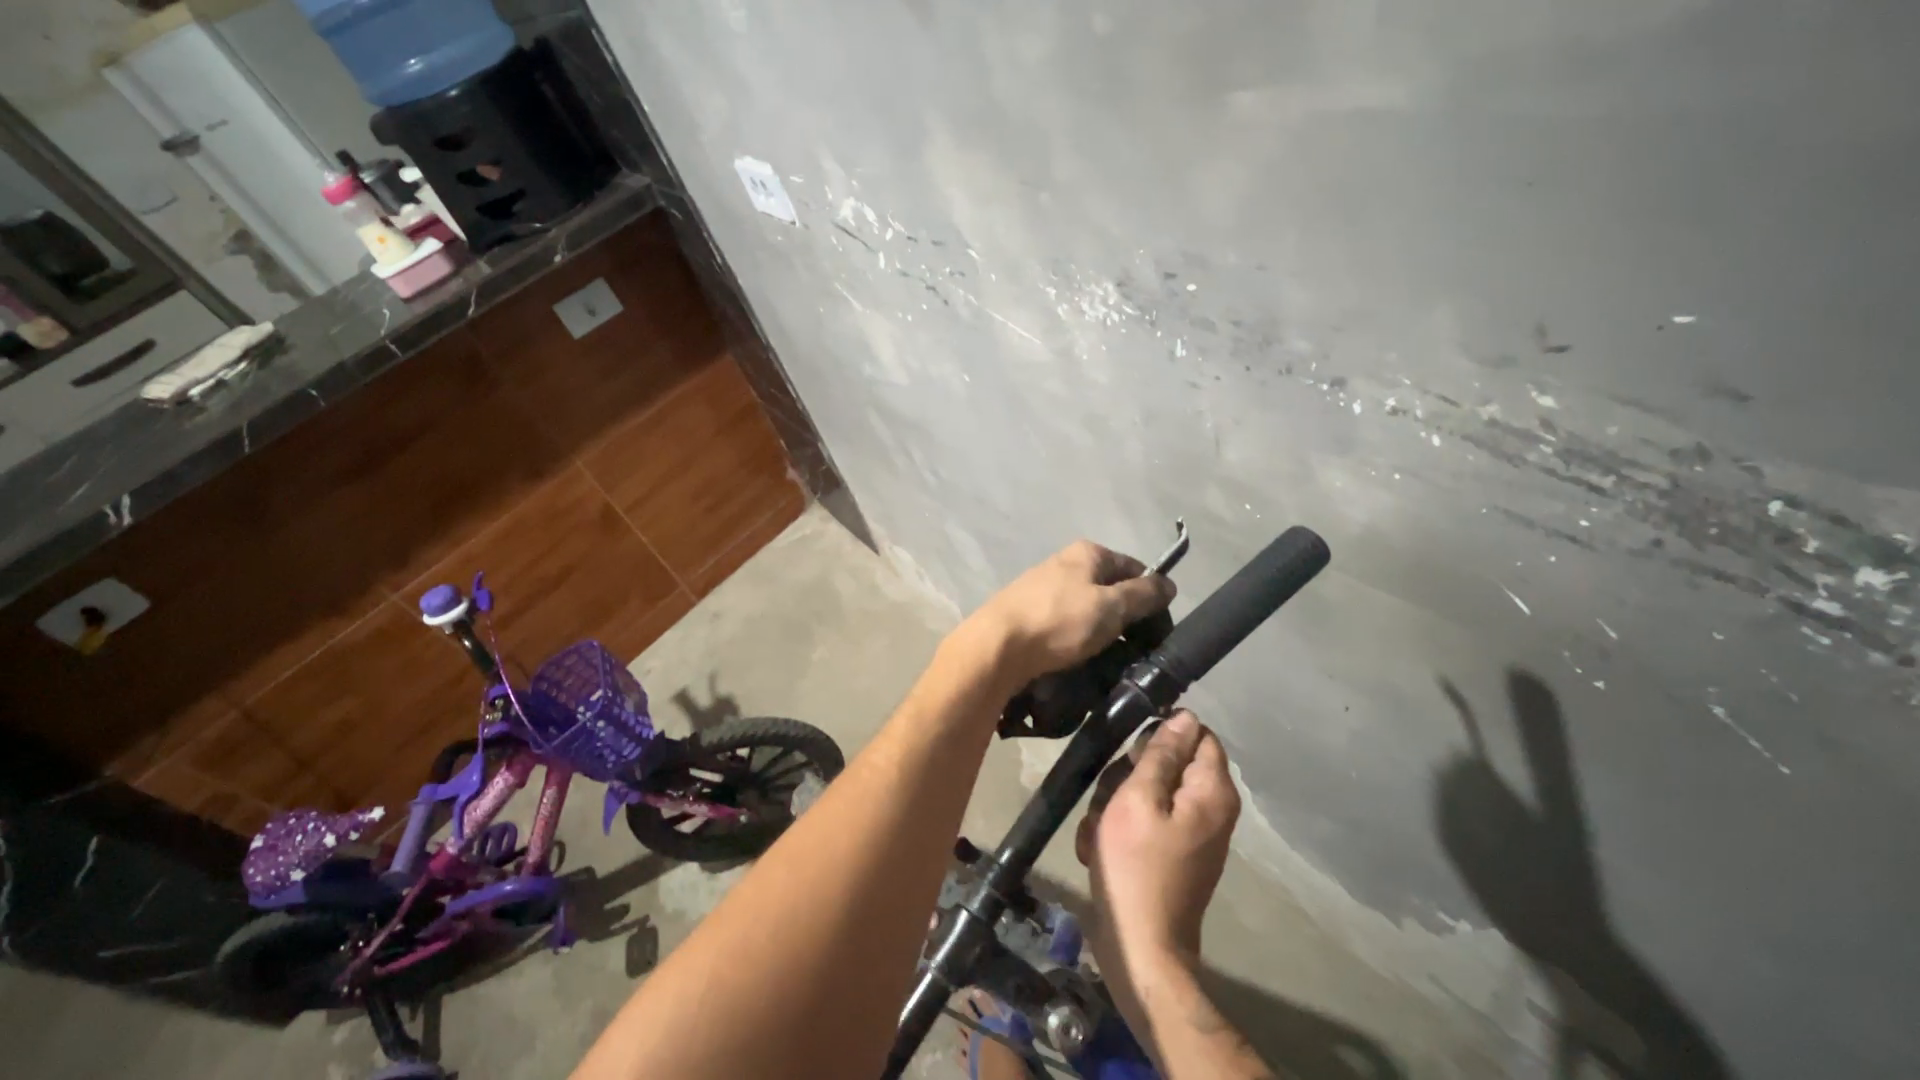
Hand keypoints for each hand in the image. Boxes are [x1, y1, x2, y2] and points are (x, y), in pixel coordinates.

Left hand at [960, 540, 1174, 688]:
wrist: (996, 648)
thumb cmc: (1059, 621)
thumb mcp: (1110, 607)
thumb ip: (1143, 594)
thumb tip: (1169, 584)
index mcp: (1087, 553)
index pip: (1135, 569)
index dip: (1152, 597)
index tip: (1160, 631)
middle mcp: (1064, 564)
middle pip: (1110, 591)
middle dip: (1126, 620)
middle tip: (1137, 652)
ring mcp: (1043, 590)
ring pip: (1087, 612)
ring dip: (1102, 635)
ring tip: (1110, 664)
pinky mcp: (1028, 616)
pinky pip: (1065, 628)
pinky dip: (1077, 643)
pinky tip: (1080, 663)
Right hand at [1079, 711, 1239, 961]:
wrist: (1140, 947)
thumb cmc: (1135, 868)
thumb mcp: (1138, 800)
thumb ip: (1160, 755)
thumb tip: (1185, 716)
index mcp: (1212, 791)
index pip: (1197, 734)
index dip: (1161, 734)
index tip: (1127, 751)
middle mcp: (1212, 809)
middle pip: (1168, 764)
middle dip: (1129, 776)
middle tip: (1109, 800)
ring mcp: (1193, 835)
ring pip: (1148, 794)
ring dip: (1116, 807)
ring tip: (1100, 833)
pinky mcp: (1174, 856)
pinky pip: (1145, 824)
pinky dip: (1120, 832)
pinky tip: (1100, 850)